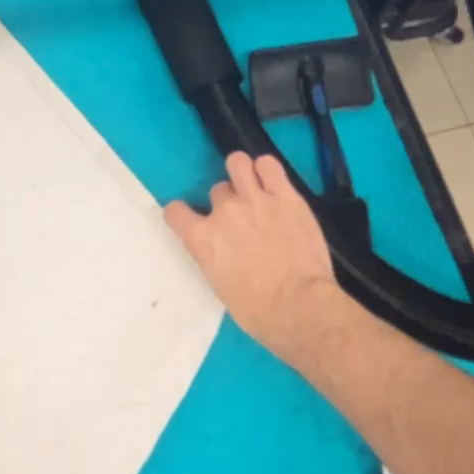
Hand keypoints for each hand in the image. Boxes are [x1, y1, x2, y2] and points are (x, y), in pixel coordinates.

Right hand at [165, 152, 353, 366]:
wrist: (298, 305)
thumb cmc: (256, 310)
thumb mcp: (219, 285)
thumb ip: (214, 256)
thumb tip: (221, 249)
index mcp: (201, 238)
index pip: (175, 211)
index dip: (182, 215)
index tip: (192, 221)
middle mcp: (223, 211)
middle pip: (217, 191)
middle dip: (227, 202)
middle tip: (242, 218)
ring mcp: (255, 199)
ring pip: (238, 163)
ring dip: (242, 172)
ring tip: (253, 185)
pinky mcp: (286, 196)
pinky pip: (269, 165)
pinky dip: (267, 169)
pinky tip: (272, 181)